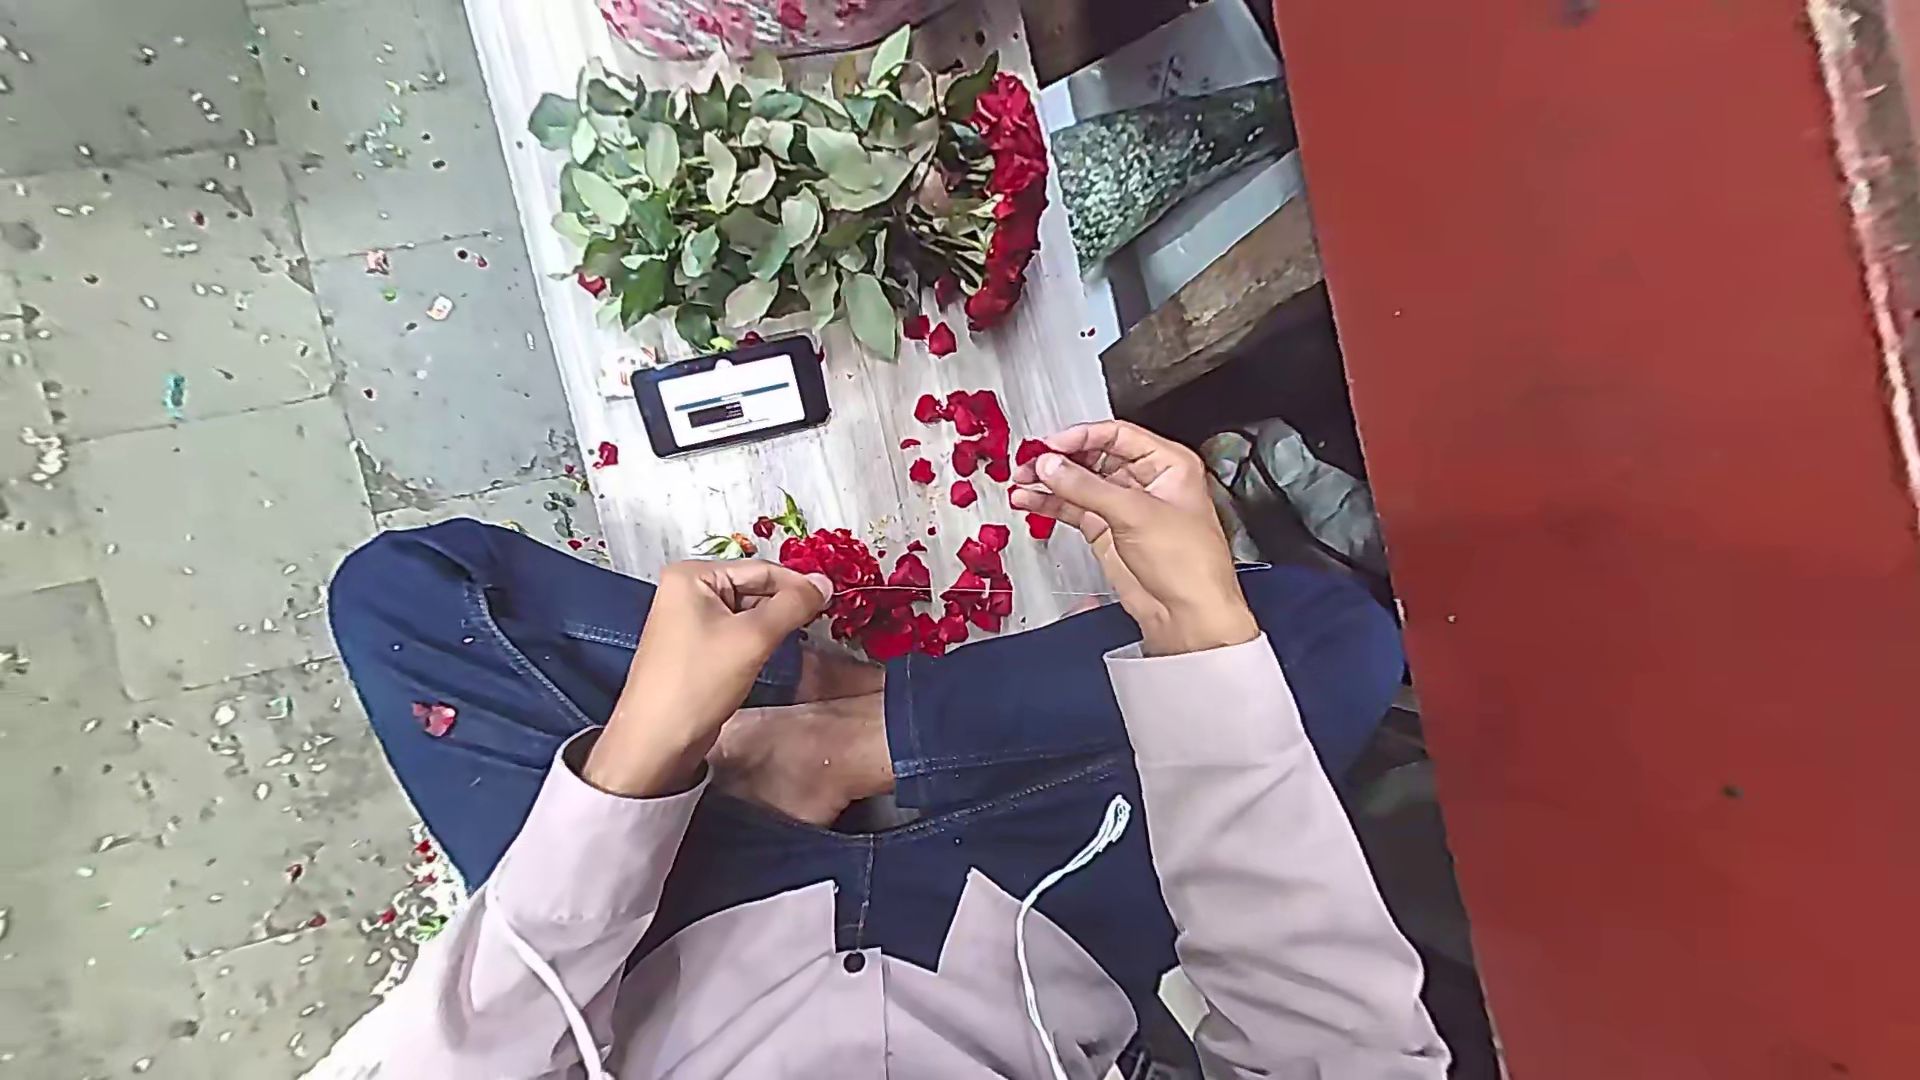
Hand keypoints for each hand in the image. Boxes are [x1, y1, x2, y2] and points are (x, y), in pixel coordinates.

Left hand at [584, 561, 832, 796]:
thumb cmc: (698, 683)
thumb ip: (793, 605)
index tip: (830, 597)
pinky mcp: (699, 643)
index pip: (761, 569)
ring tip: (800, 636)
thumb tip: (824, 583)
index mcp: (693, 576)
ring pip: (751, 610)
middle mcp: (690, 590)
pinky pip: (740, 629)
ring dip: (775, 622)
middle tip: (818, 620)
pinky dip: (761, 637)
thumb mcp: (753, 637)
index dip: (797, 584)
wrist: (656, 742)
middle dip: (785, 604)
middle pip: (756, 587)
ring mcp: (693, 617)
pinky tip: (774, 650)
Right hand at [1012, 421, 1258, 655]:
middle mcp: (1143, 480)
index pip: (1116, 435)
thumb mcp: (1135, 513)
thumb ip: (1087, 486)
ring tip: (1021, 481)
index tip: (1050, 445)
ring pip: (1077, 483)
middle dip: (1058, 459)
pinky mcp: (1104, 529)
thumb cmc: (1188, 564)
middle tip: (1030, 462)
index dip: (1080, 437)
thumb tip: (1052, 465)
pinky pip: (1071, 508)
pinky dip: (1048, 504)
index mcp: (1166, 463)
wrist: (1185, 613)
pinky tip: (1029, 500)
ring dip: (1048, 481)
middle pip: (1092, 457)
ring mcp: (1121, 506)